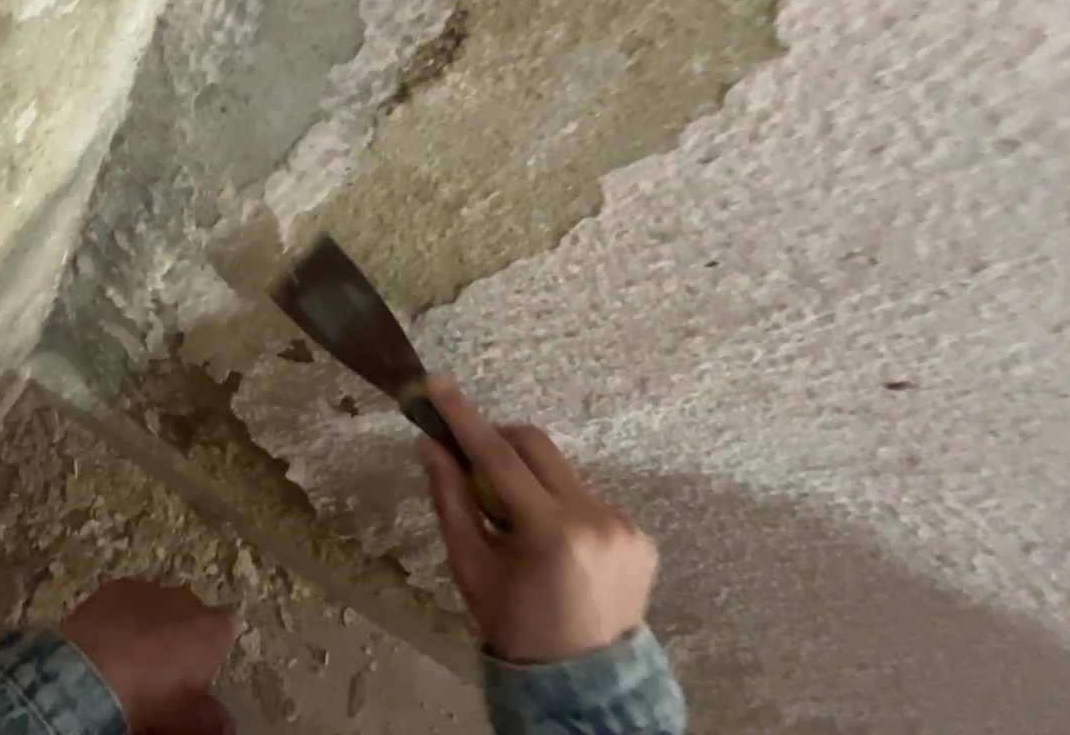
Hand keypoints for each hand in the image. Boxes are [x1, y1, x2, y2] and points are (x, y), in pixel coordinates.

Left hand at [61, 579, 236, 732]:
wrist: (91, 673)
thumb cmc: (150, 698)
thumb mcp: (189, 721)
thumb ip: (213, 719)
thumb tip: (224, 722)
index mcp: (211, 630)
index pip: (226, 627)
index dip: (213, 648)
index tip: (199, 669)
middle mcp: (185, 600)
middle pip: (191, 613)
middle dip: (181, 633)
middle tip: (163, 666)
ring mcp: (150, 588)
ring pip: (158, 604)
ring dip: (152, 623)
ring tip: (132, 654)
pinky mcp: (116, 586)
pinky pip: (128, 599)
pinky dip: (124, 615)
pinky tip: (109, 639)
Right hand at [417, 379, 658, 664]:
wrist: (583, 684)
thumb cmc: (514, 623)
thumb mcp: (469, 564)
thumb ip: (449, 498)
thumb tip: (430, 445)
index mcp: (551, 532)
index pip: (499, 457)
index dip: (464, 417)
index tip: (437, 384)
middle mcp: (596, 519)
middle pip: (535, 446)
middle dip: (498, 441)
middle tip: (472, 463)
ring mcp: (624, 526)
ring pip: (559, 470)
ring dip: (527, 476)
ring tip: (513, 518)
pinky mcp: (639, 534)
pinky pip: (583, 494)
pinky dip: (555, 501)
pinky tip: (549, 539)